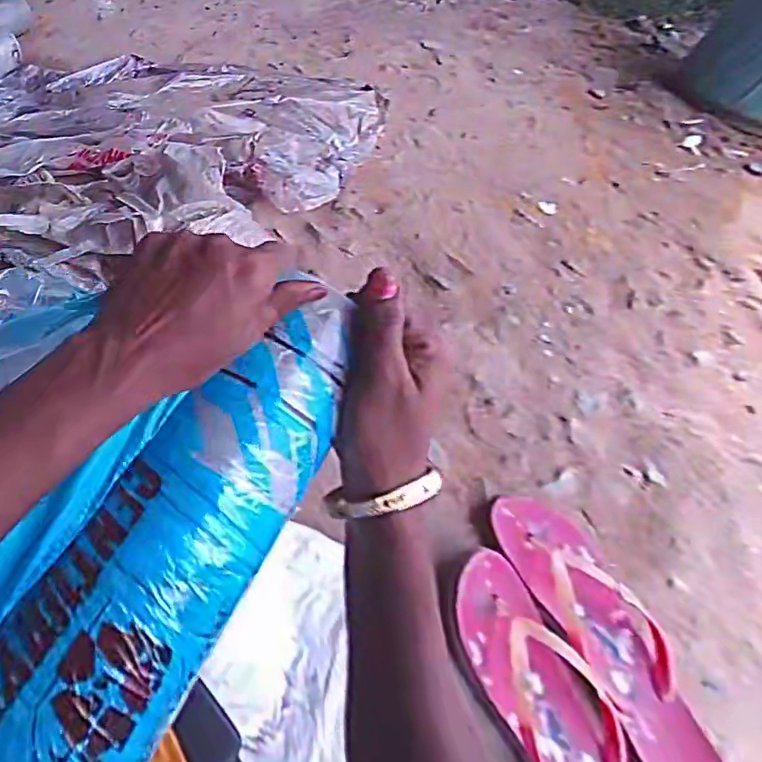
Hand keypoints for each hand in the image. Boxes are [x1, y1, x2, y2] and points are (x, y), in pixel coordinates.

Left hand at [83, 232, 326, 406]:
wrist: (130, 354)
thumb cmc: (194, 354)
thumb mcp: (247, 334)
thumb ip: (283, 302)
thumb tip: (316, 287)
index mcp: (251, 267)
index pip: (279, 253)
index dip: (271, 271)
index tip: (258, 289)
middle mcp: (220, 244)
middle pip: (237, 251)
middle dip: (231, 270)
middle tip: (213, 303)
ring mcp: (183, 239)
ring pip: (203, 247)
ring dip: (200, 264)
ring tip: (182, 297)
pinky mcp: (152, 240)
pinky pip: (172, 246)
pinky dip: (171, 261)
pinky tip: (161, 287)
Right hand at [337, 268, 444, 497]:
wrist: (378, 488)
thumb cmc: (381, 433)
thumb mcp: (381, 374)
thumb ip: (381, 324)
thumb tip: (383, 274)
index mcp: (430, 346)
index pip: (390, 302)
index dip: (359, 311)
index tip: (337, 335)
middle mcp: (422, 353)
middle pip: (378, 317)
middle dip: (351, 328)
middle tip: (334, 354)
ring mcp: (405, 370)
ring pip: (367, 337)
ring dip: (345, 344)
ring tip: (330, 364)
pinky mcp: (387, 384)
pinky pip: (364, 356)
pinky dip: (347, 359)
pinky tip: (334, 374)